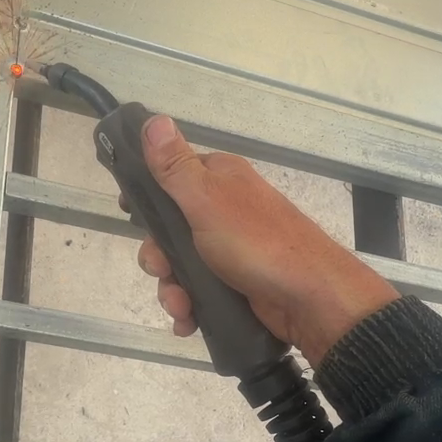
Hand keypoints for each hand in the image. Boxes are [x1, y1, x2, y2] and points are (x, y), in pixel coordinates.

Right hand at [135, 115, 398, 362]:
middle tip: (162, 270)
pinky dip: (188, 308)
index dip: (147, 197)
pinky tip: (187, 321)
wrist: (310, 299)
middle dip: (158, 258)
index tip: (131, 214)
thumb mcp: (206, 199)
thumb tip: (153, 119)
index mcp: (218, 180)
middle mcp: (222, 210)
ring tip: (181, 307)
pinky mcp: (234, 283)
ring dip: (172, 290)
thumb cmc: (256, 242)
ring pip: (180, 266)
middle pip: (168, 230)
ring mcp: (228, 249)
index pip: (170, 178)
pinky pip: (197, 292)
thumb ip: (174, 166)